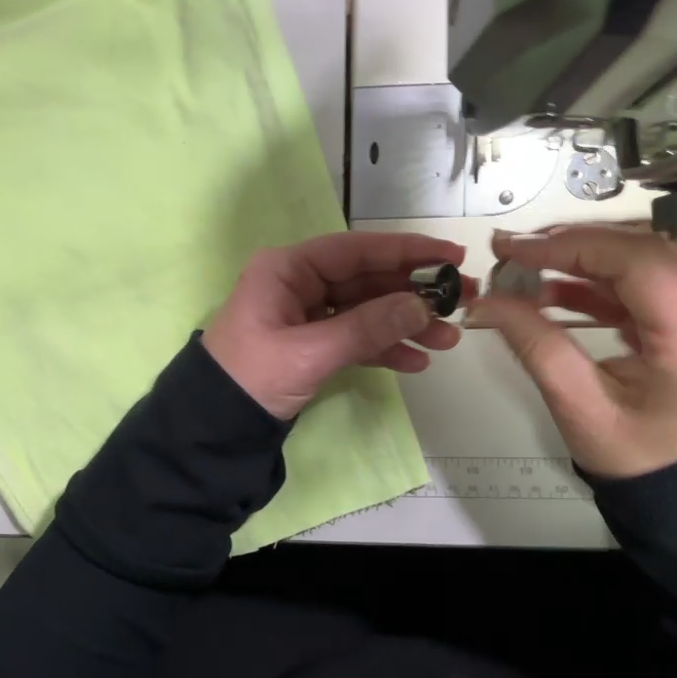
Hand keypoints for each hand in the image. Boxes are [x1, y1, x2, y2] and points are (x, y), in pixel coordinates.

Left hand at [203, 232, 469, 419]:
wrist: (212, 427)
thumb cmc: (252, 378)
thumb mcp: (309, 352)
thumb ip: (367, 328)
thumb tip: (422, 308)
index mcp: (287, 269)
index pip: (356, 250)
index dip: (406, 251)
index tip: (451, 256)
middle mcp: (298, 284)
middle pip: (367, 280)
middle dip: (414, 293)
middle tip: (464, 301)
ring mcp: (305, 316)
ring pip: (366, 311)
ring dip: (406, 325)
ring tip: (448, 340)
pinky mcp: (310, 346)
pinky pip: (354, 339)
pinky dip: (383, 349)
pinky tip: (416, 362)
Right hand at [464, 224, 676, 478]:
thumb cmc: (632, 452)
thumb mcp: (576, 404)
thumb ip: (534, 344)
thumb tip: (486, 301)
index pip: (637, 262)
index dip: (571, 245)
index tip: (514, 249)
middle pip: (644, 248)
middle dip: (574, 243)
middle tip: (514, 252)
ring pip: (647, 253)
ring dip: (585, 253)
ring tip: (529, 266)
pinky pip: (651, 274)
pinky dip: (602, 274)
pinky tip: (557, 286)